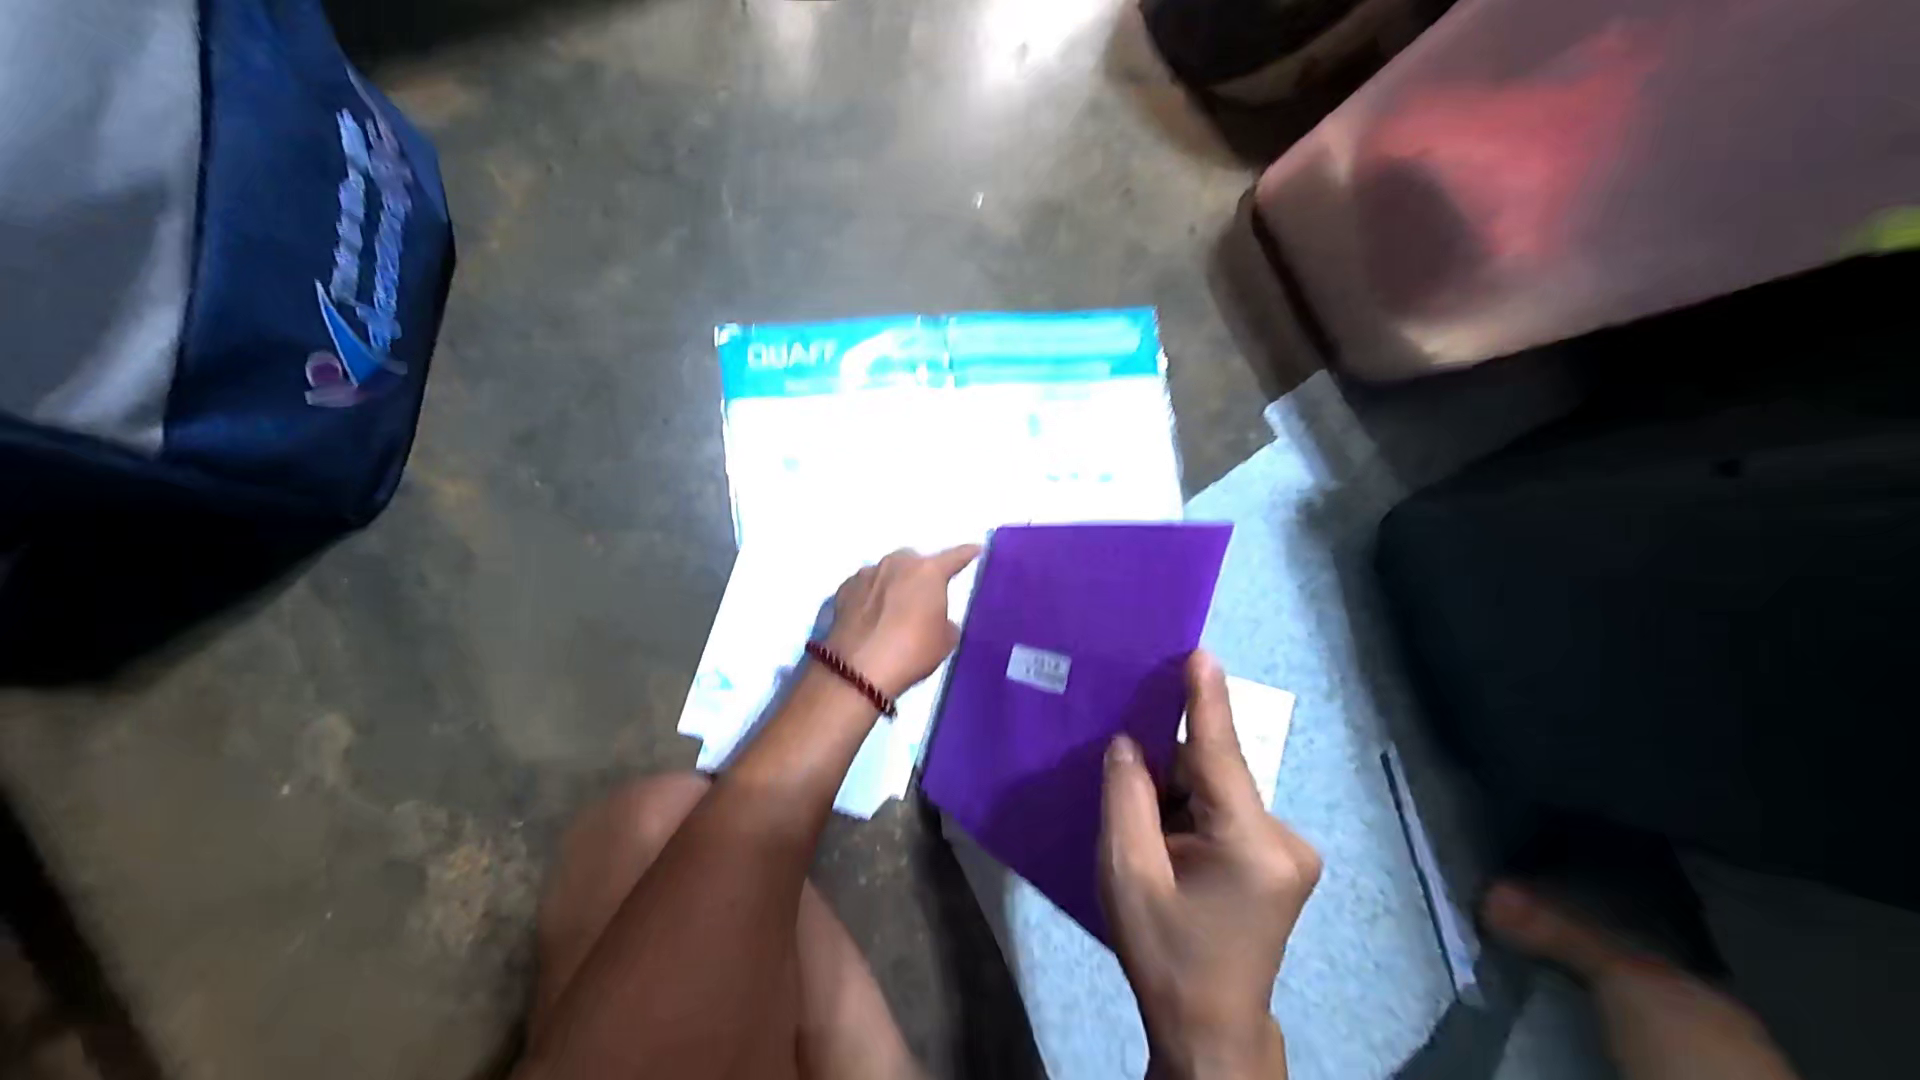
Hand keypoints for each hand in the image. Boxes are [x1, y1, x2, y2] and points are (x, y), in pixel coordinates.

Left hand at [824, 544, 980, 699]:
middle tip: (924, 600)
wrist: (858, 670)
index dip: (967, 555)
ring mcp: (867, 573)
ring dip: (894, 585)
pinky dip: (871, 597)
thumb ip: (945, 620)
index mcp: (928, 571)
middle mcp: (897, 563)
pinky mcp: (843, 589)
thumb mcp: (945, 640)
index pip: (955, 557)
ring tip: (893, 612)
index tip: (975, 550)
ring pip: (888, 572)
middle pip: (915, 563)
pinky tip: (871, 618)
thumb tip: (936, 618)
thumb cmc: (911, 652)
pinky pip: (866, 587)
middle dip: (921, 576)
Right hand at [1099, 651, 1321, 1079]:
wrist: (1208, 1026)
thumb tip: (1127, 743)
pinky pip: (1223, 809)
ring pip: (1216, 791)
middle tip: (1122, 773)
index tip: (1199, 651)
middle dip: (1167, 769)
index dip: (1205, 700)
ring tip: (1142, 823)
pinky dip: (1190, 809)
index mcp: (1253, 845)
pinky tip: (1165, 833)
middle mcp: (1285, 838)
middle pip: (1212, 774)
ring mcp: (1288, 850)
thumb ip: (1126, 799)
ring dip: (1176, 792)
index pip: (1221, 756)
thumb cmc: (1166, 952)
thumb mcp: (1127, 875)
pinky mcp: (1279, 858)